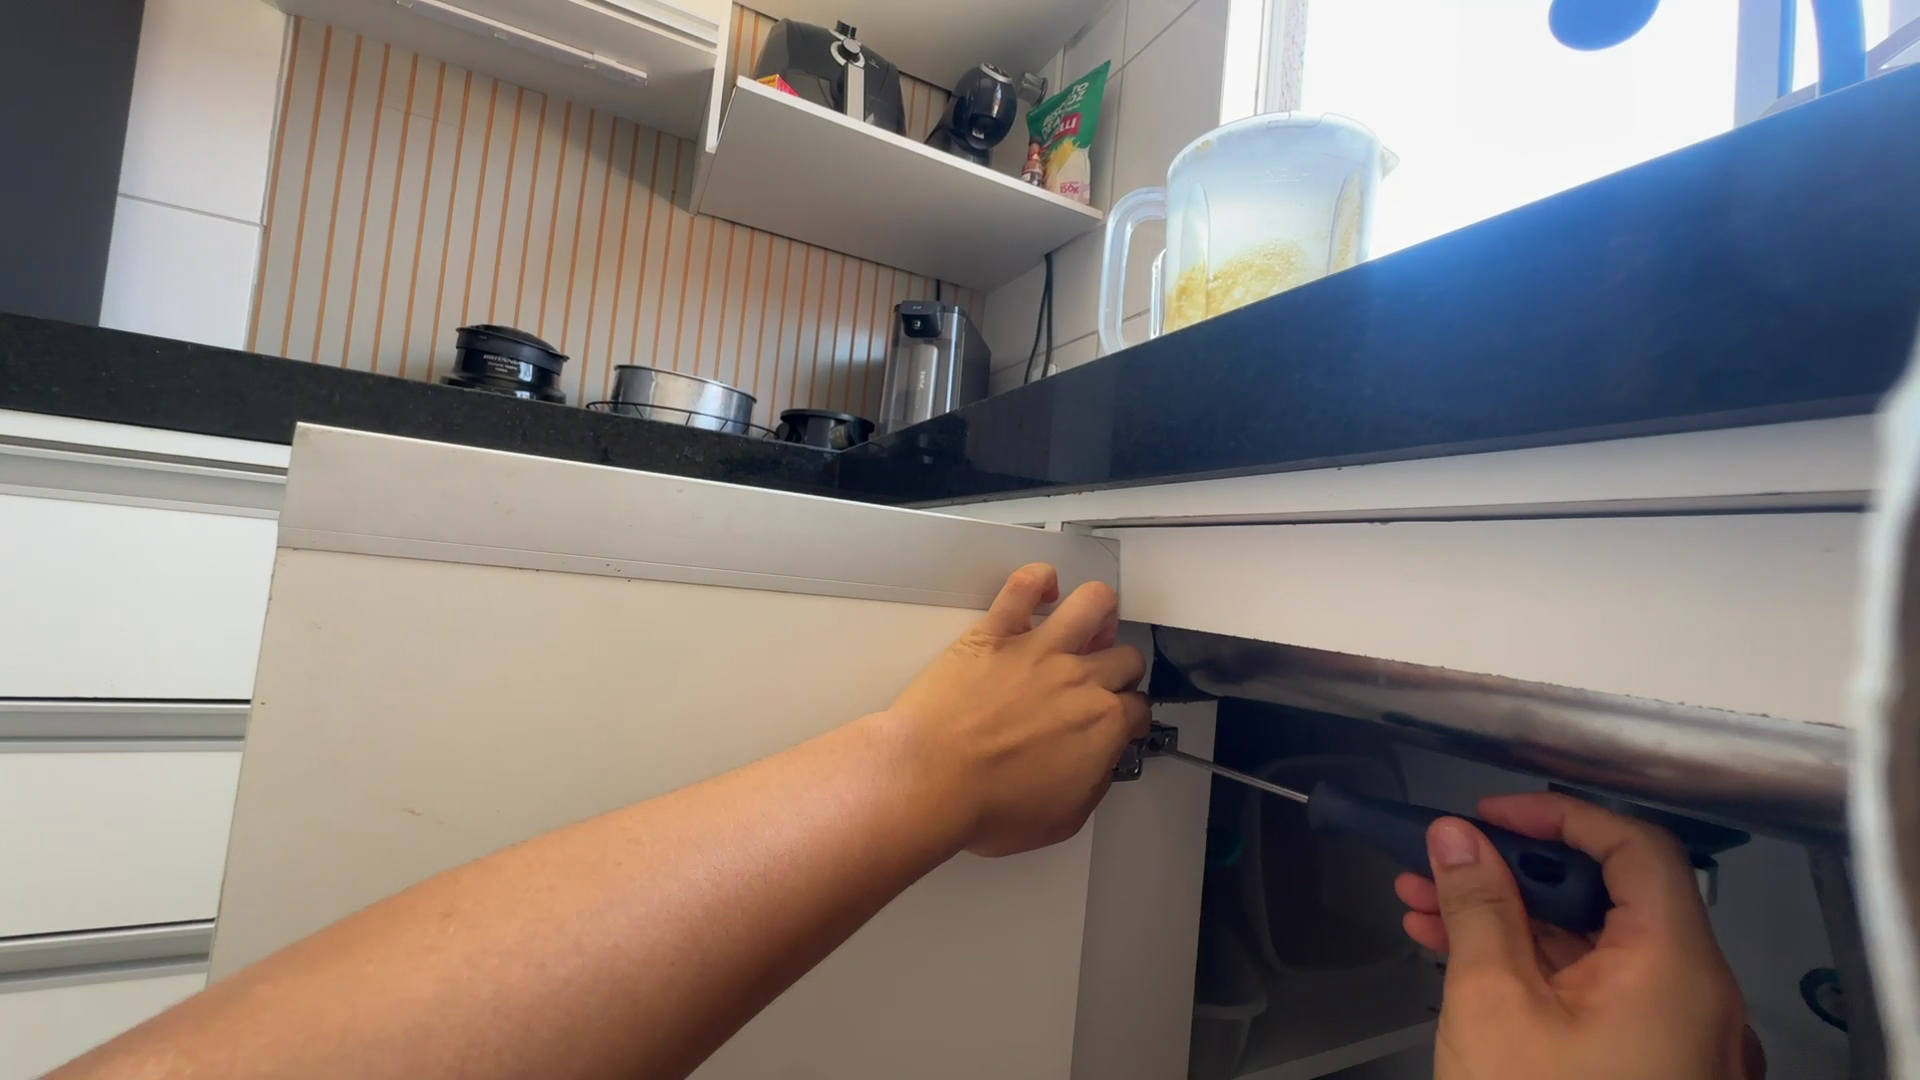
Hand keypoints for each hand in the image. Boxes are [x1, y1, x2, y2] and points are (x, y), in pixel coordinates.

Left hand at [881, 563, 1149, 857]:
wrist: (929, 779)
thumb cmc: (985, 805)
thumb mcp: (1061, 820)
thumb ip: (1092, 785)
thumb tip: (1099, 766)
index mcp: (1101, 725)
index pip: (1137, 708)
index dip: (1131, 715)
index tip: (1121, 718)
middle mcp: (1079, 679)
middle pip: (1125, 656)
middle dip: (1121, 666)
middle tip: (1103, 675)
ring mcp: (1038, 649)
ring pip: (1094, 603)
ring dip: (1100, 610)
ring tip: (1089, 622)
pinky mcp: (996, 631)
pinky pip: (1025, 584)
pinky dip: (1039, 579)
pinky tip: (1041, 591)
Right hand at [1396, 794, 1763, 1079]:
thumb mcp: (1492, 998)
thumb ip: (1476, 905)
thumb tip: (1455, 834)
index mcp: (1673, 973)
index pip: (1635, 851)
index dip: (1558, 814)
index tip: (1488, 813)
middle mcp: (1685, 997)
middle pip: (1599, 893)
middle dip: (1504, 867)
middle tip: (1437, 857)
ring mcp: (1662, 1031)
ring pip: (1576, 937)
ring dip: (1494, 910)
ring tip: (1417, 898)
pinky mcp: (1634, 1056)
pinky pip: (1574, 979)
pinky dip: (1512, 954)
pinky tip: (1444, 944)